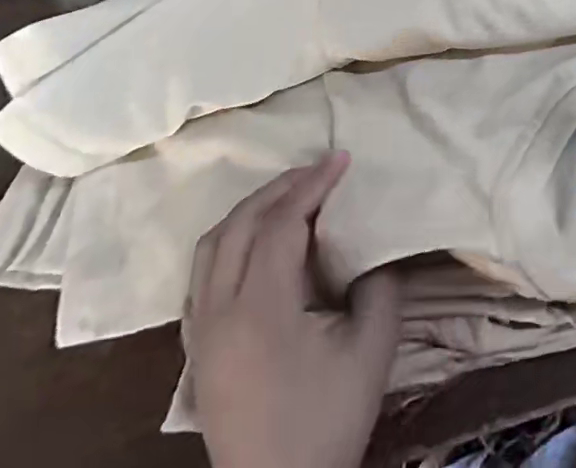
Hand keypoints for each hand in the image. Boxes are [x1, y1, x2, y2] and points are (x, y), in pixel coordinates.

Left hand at [186, 152, 401, 467]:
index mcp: (260, 309)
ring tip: (292, 194)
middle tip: (321, 168)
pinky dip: (232, 238)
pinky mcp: (196, 347)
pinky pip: (203, 272)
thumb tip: (373, 248)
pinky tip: (261, 241)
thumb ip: (379, 286)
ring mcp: (199, 330)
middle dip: (282, 186)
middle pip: (240, 224)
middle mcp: (218, 311)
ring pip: (212, 245)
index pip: (282, 224)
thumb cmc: (329, 418)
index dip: (313, 184)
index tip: (343, 158)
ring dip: (252, 209)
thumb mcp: (372, 347)